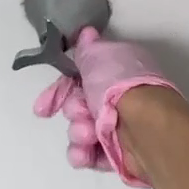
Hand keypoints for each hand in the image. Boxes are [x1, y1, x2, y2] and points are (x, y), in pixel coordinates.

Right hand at [32, 27, 175, 186]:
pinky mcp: (118, 155)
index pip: (81, 79)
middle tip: (80, 112)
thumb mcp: (99, 58)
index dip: (60, 91)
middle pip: (78, 106)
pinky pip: (90, 155)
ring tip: (88, 134)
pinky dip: (84, 154)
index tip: (44, 106)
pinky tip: (85, 153)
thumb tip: (86, 34)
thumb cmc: (121, 87)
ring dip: (78, 132)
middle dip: (73, 110)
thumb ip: (87, 50)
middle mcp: (119, 98)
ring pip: (81, 131)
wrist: (145, 129)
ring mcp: (120, 128)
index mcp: (117, 72)